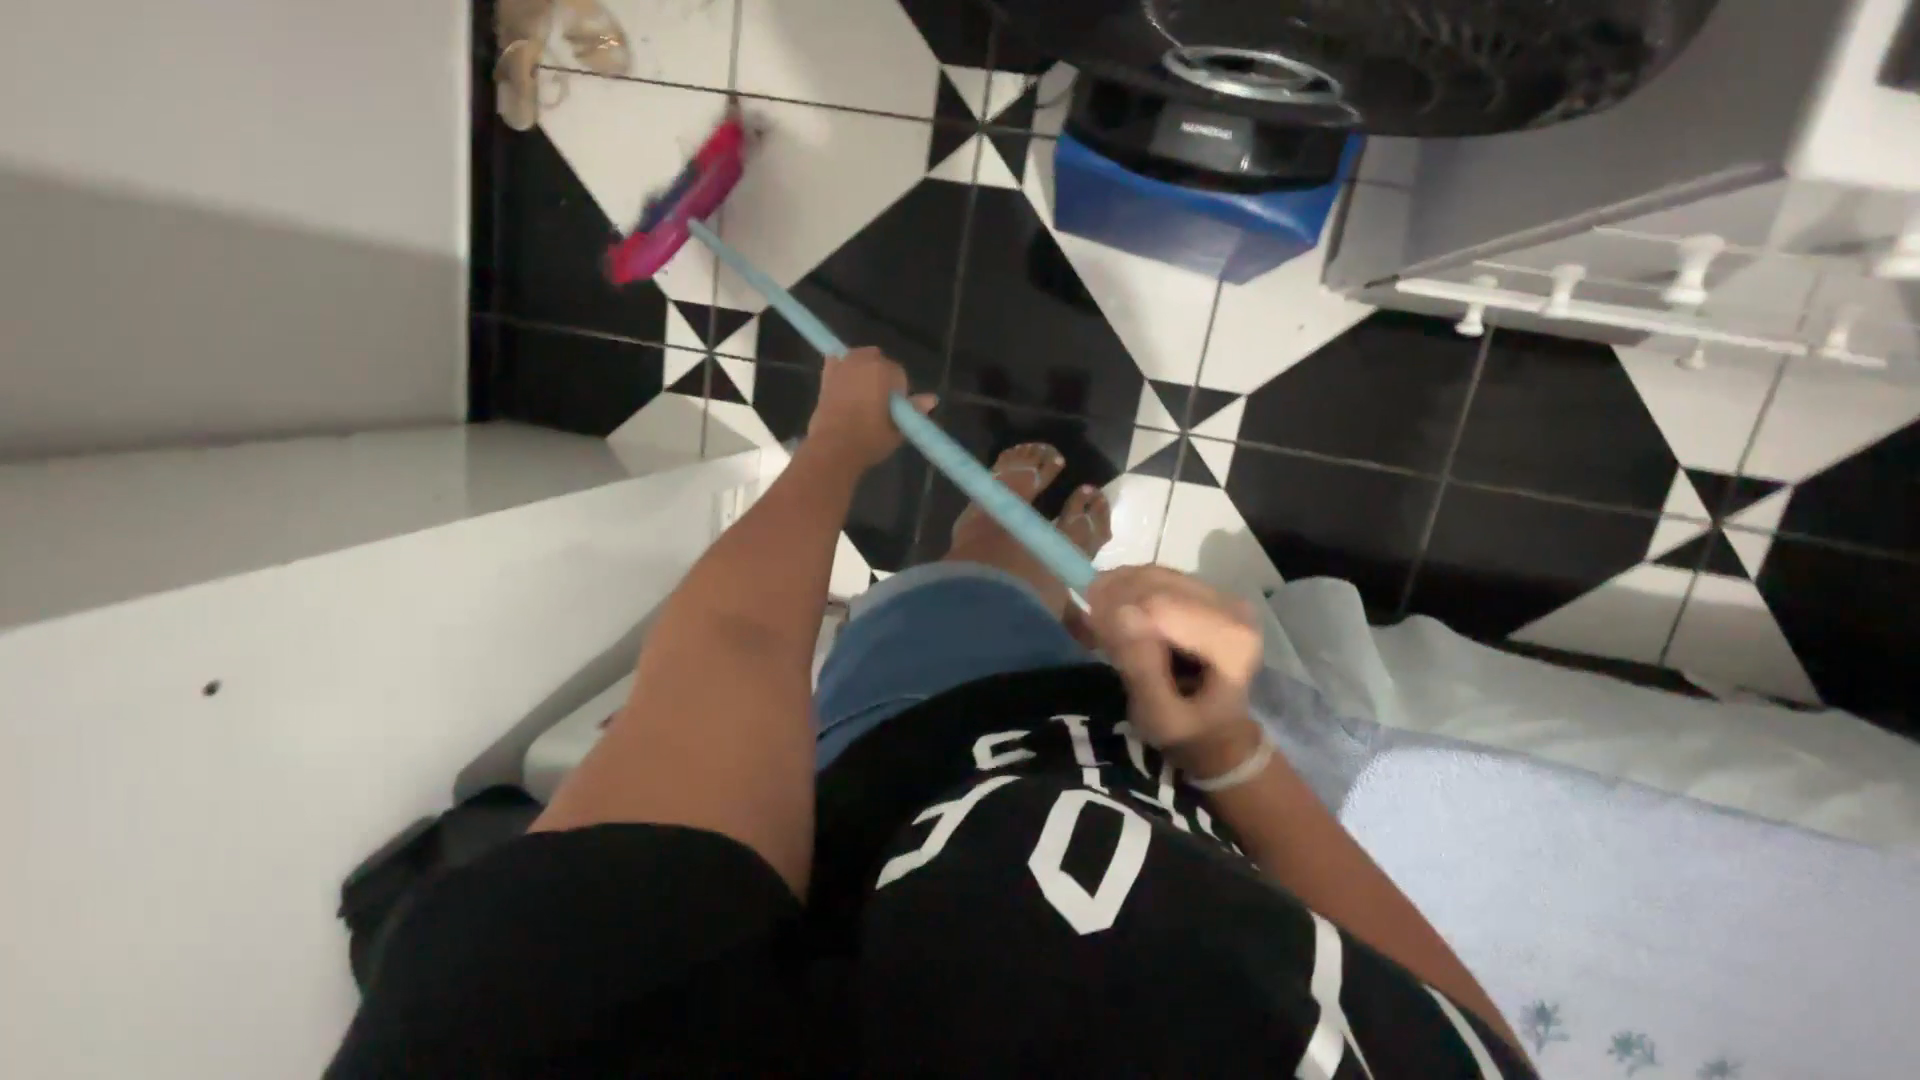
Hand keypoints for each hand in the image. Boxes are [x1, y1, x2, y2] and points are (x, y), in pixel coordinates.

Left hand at [807, 347, 936, 469]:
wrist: (833, 448)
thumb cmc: (869, 439)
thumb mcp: (897, 429)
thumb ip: (914, 409)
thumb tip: (932, 399)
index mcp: (885, 371)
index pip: (899, 374)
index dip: (898, 392)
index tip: (893, 409)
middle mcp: (864, 361)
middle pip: (879, 361)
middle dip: (881, 376)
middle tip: (878, 402)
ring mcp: (843, 366)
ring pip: (858, 357)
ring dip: (863, 369)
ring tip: (862, 393)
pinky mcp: (825, 375)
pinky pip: (836, 361)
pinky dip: (841, 366)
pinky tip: (843, 379)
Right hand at [1087, 566, 1263, 775]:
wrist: (1218, 730)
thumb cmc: (1188, 731)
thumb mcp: (1159, 718)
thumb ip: (1142, 671)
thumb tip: (1120, 615)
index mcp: (1230, 640)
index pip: (1159, 606)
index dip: (1115, 612)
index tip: (1092, 638)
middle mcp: (1232, 608)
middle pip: (1154, 582)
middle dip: (1113, 600)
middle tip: (1094, 634)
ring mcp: (1221, 595)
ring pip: (1151, 574)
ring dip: (1117, 592)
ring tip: (1104, 627)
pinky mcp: (1206, 590)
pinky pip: (1155, 576)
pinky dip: (1127, 589)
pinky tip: (1118, 614)